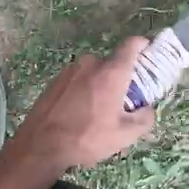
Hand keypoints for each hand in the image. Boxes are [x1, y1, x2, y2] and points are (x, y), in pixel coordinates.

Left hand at [0, 37, 155, 175]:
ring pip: (93, 74)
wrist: (41, 143)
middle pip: (111, 64)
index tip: (147, 50)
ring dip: (99, 87)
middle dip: (120, 79)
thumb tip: (147, 108)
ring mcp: (69, 71)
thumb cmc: (87, 137)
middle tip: (123, 102)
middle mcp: (89, 64)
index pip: (130, 46)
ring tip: (98, 113)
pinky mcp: (54, 80)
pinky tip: (79, 113)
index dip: (141, 44)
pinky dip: (83, 91)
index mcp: (110, 72)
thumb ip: (144, 117)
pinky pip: (77, 81)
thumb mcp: (125, 134)